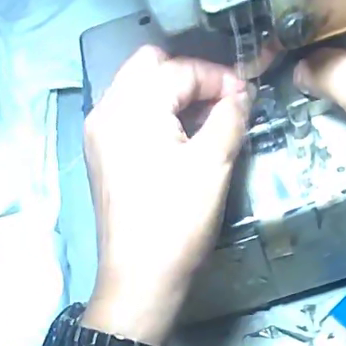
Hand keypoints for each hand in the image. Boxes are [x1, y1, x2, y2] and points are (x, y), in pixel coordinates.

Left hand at [82, 46, 249, 345]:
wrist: (140, 277)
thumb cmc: (178, 220)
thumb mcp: (214, 165)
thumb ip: (229, 118)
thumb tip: (240, 94)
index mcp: (132, 107)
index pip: (179, 69)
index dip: (218, 77)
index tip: (246, 97)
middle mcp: (107, 110)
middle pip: (149, 67)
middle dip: (190, 78)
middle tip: (223, 104)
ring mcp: (99, 134)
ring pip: (136, 90)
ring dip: (172, 95)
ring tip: (206, 122)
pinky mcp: (101, 157)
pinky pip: (129, 116)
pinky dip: (155, 116)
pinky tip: (179, 141)